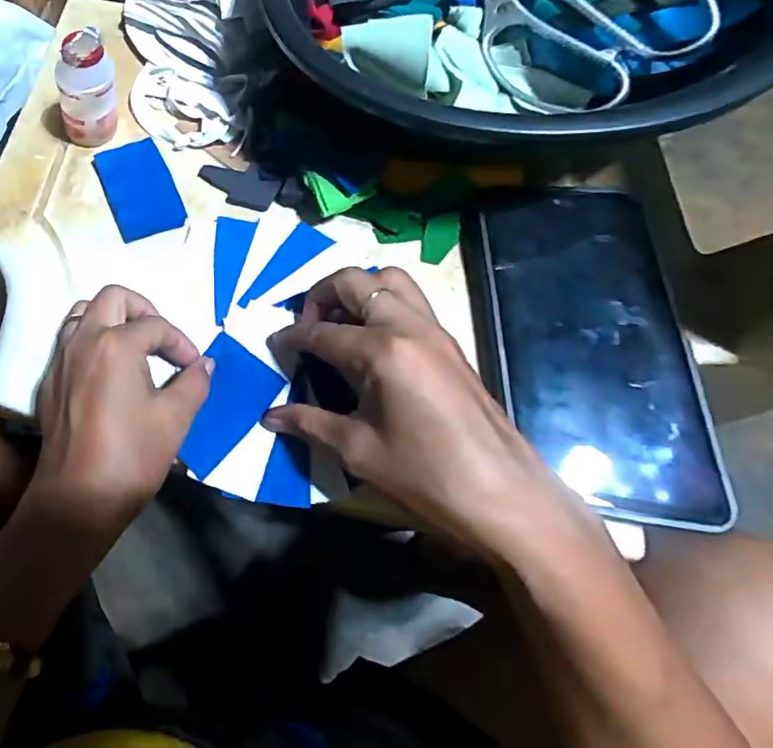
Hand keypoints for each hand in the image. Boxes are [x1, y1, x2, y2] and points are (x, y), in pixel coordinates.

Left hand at [32, 285, 212, 531]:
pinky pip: (68, 345)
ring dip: (111, 321)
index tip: (194, 366)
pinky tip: (109, 376)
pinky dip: (91, 345)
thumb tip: (203, 364)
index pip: (155, 325)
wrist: (76, 502)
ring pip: (82, 316)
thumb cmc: (131, 455)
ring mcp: (59, 362)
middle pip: (112, 298)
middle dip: (142, 310)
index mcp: (115, 344)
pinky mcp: (48, 385)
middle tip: (160, 338)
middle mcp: (82, 342)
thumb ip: (194, 382)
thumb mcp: (175, 417)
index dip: (181, 342)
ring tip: (134, 349)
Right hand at [263, 267, 578, 555]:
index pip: (321, 332)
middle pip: (353, 281)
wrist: (503, 492)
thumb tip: (270, 416)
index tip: (274, 348)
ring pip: (388, 279)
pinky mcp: (449, 340)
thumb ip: (311, 423)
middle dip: (319, 295)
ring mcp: (433, 329)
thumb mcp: (359, 451)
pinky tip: (372, 341)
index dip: (291, 338)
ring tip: (340, 324)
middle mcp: (407, 325)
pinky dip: (384, 302)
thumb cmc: (427, 475)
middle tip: (307, 328)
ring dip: (357, 290)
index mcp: (382, 351)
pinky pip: (411, 300)